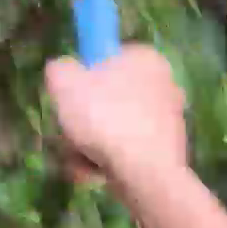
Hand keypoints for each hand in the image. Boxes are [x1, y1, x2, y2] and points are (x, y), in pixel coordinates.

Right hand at [44, 45, 187, 188]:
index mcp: (144, 57)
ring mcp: (168, 115)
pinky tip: (95, 170)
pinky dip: (107, 158)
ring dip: (89, 143)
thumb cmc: (104, 118)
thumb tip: (63, 70)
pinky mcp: (166, 146)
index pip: (105, 58)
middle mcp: (163, 81)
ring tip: (80, 158)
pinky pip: (126, 147)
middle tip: (69, 133)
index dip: (82, 79)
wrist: (145, 170)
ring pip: (113, 125)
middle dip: (82, 119)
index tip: (70, 99)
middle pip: (106, 97)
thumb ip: (58, 68)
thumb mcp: (64, 84)